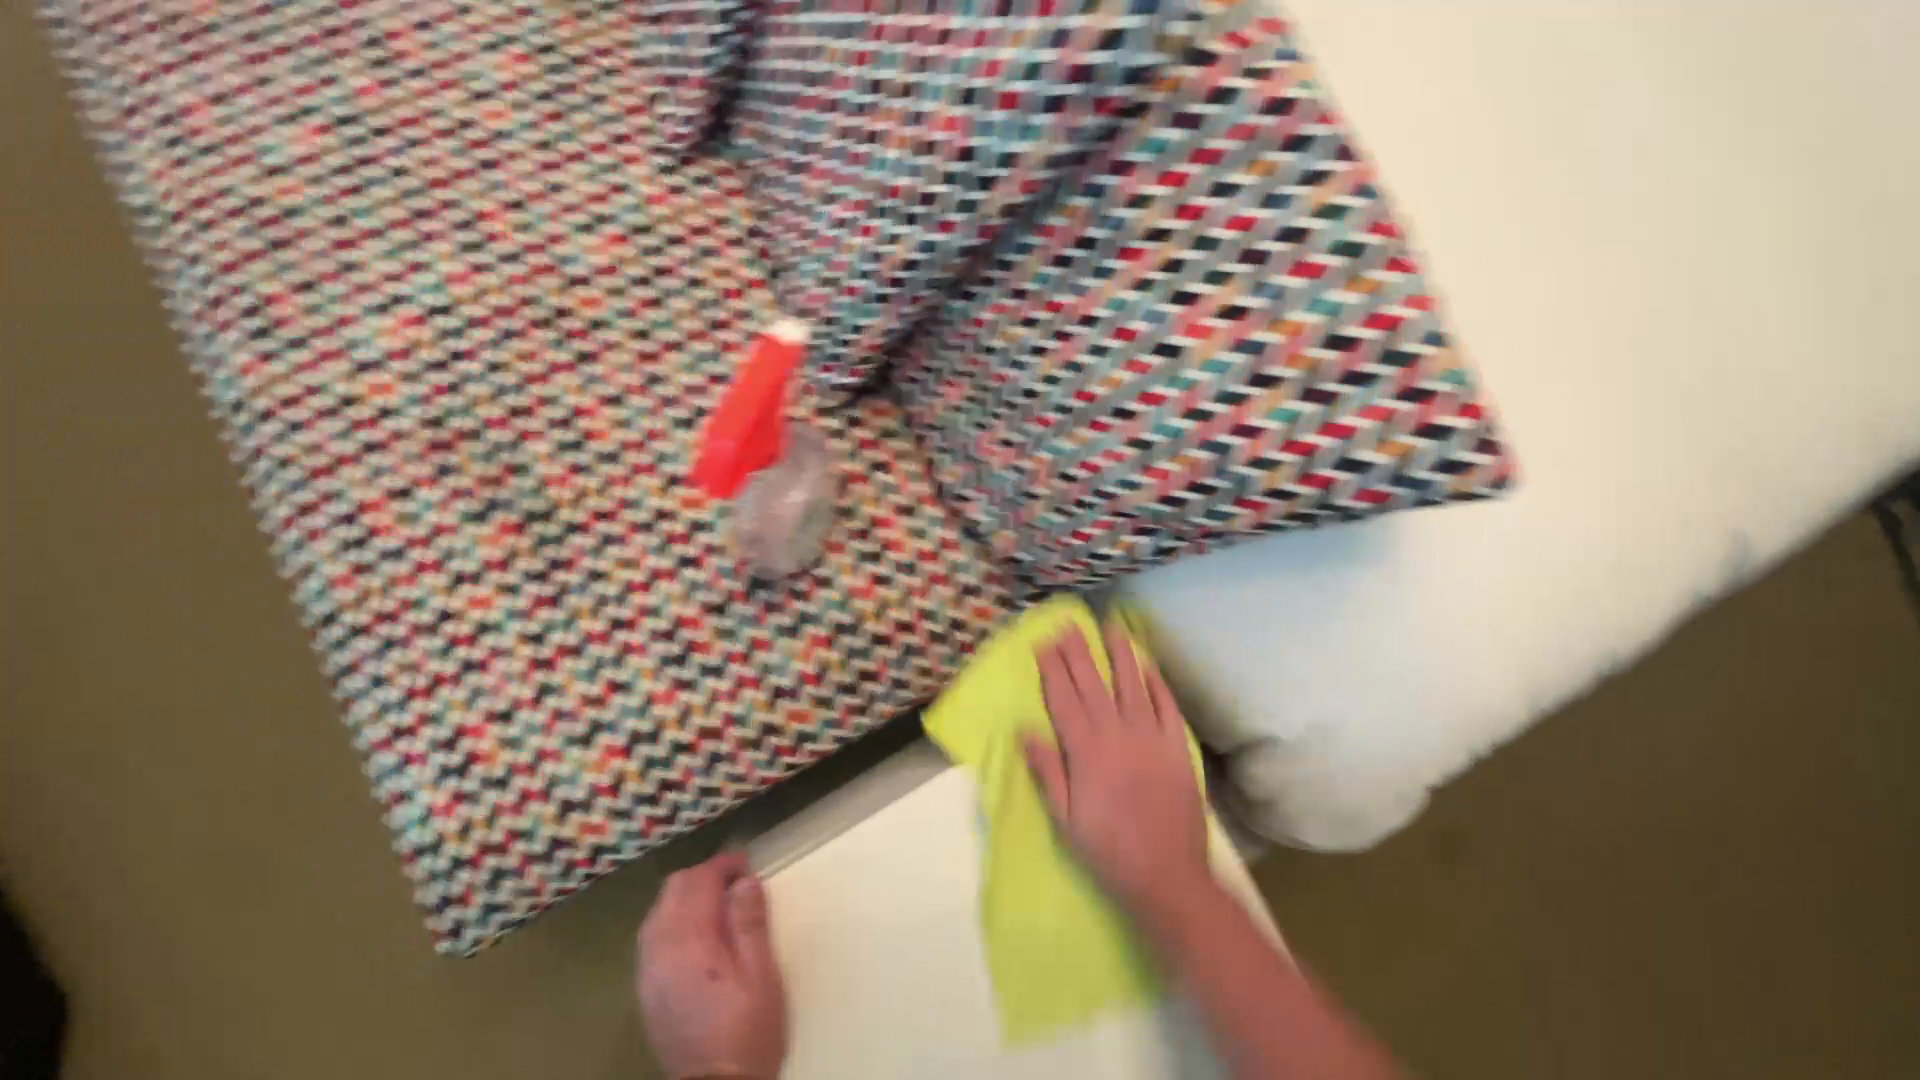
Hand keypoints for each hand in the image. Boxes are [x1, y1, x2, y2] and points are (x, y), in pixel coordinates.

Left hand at [636, 852, 787, 1079]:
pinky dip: (674, 922)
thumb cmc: (748, 1031)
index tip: (747, 864)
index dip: (723, 865)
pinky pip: (653, 938)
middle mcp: (659, 950)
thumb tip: (744, 881)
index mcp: (689, 941)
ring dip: (686, 898)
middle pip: (672, 890)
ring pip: (659, 913)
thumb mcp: (762, 975)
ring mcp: (648, 972)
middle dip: (703, 877)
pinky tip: (698, 937)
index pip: (698, 881)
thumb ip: (750, 923)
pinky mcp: (646, 992)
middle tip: (737, 883)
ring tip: (720, 907)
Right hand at [1024, 620, 1212, 925]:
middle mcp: (1117, 734)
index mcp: (1085, 752)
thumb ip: (1049, 771)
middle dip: (1079, 652)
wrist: (1167, 874)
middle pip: (1094, 684)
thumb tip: (1026, 731)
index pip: (1064, 700)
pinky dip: (1156, 682)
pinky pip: (1166, 705)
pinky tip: (1148, 664)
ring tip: (1112, 626)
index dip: (1053, 670)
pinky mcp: (1176, 747)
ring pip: (1132, 684)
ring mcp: (1150, 737)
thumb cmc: (1108, 851)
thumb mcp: (1065, 819)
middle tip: (1068, 624)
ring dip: (1120, 654)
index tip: (1043, 643)